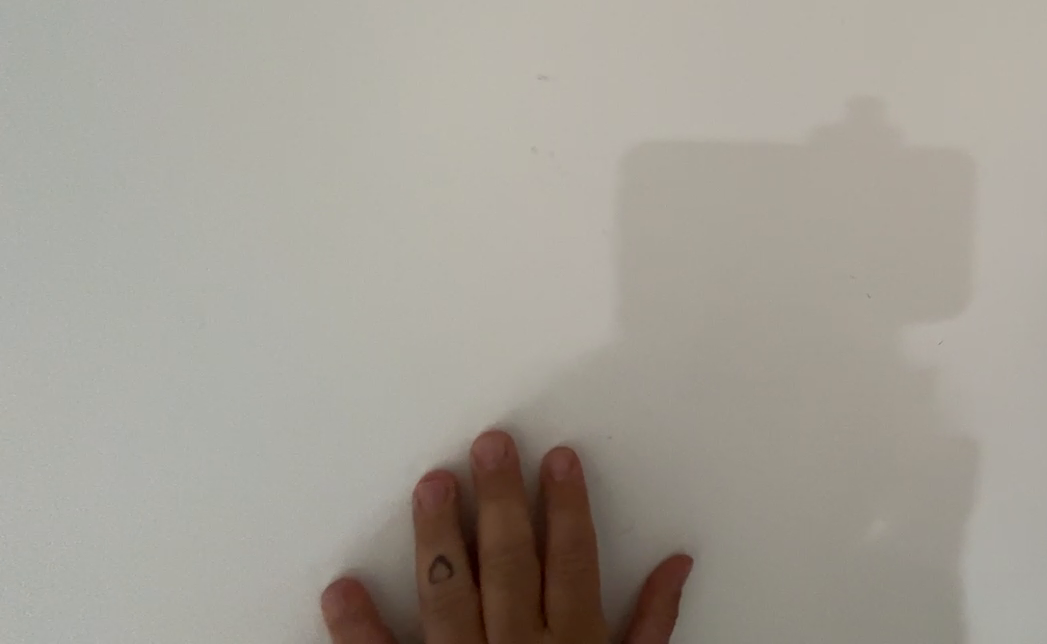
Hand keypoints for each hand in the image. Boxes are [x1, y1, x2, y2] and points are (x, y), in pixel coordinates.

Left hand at [320, 430, 692, 643]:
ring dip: (438, 539)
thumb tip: (679, 561)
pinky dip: (358, 628)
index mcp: (571, 640)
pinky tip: (342, 588)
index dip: (567, 504)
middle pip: (509, 561)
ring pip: (449, 596)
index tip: (558, 458)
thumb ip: (653, 622)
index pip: (571, 556)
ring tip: (431, 485)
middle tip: (489, 446)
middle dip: (501, 500)